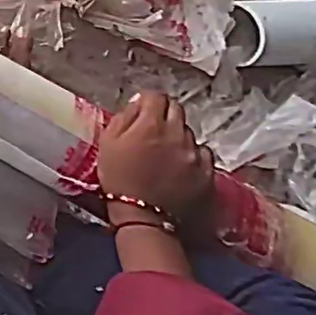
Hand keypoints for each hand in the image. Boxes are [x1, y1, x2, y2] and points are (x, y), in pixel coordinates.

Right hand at [95, 92, 213, 234]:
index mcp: (151, 125)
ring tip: (165, 152)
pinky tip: (180, 166)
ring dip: (177, 135)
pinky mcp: (208, 171)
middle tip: (152, 128)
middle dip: (164, 113)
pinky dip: (192, 154)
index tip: (141, 110)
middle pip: (176, 109)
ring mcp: (196, 153)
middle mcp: (178, 134)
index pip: (156, 97)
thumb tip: (138, 104)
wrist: (143, 218)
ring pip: (188, 132)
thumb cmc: (118, 177)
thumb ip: (124, 118)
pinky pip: (202, 153)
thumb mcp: (108, 142)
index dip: (146, 101)